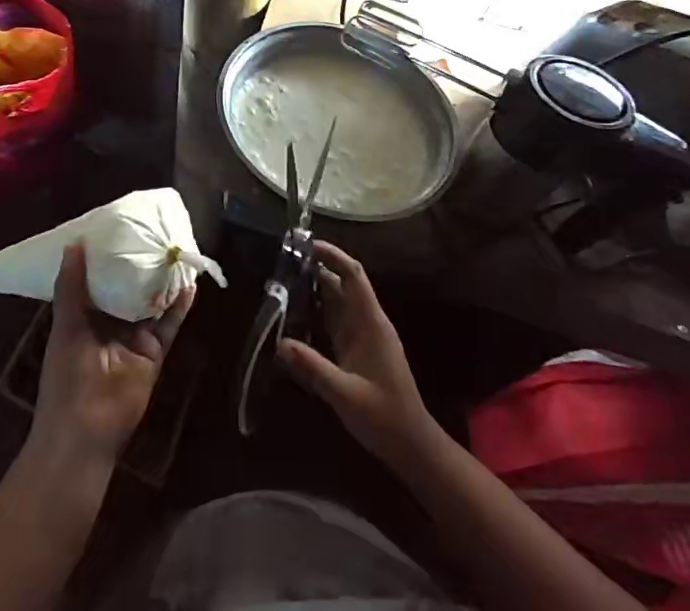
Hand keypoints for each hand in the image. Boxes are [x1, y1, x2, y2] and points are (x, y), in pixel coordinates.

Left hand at [31, 242, 191, 463]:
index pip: (98, 278)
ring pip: (152, 303)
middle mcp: (110, 323)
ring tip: (177, 252)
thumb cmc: (66, 377)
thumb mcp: (66, 326)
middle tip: (155, 234)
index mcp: (83, 315)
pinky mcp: (153, 352)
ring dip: (163, 281)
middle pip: (129, 287)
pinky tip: (190, 285)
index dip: (109, 255)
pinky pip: (168, 324)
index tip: (121, 228)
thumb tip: (75, 243)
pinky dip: (179, 307)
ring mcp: (134, 337)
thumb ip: (72, 287)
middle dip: (140, 265)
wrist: (85, 430)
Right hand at [278, 241, 436, 465]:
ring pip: (338, 302)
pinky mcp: (357, 351)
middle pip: (343, 284)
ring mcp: (363, 337)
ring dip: (315, 289)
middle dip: (317, 268)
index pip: (353, 276)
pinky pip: (335, 321)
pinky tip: (295, 314)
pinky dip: (317, 312)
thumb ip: (312, 368)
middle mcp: (368, 323)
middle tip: (284, 261)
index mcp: (371, 324)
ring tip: (283, 280)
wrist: (410, 444)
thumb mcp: (345, 394)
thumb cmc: (383, 417)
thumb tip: (278, 342)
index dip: (333, 256)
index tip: (306, 244)